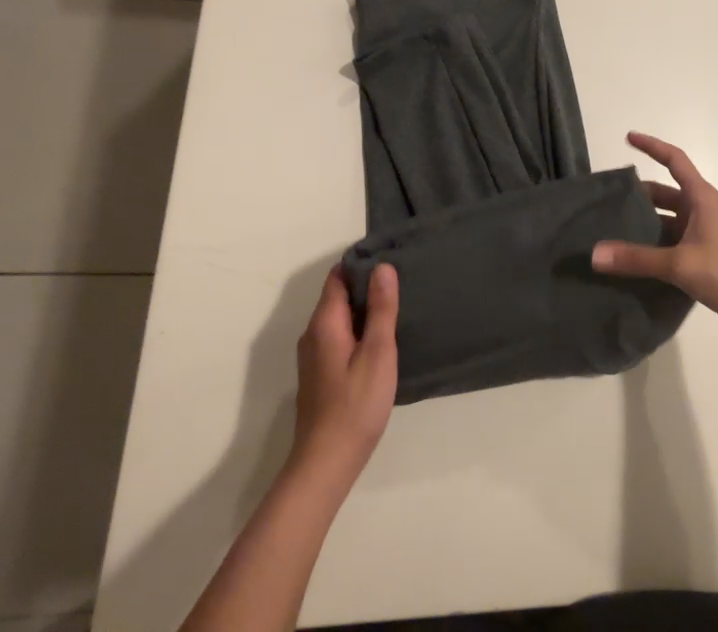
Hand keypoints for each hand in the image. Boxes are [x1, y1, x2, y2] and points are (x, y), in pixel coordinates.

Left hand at [291, 263, 398, 471]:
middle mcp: (313, 334)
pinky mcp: (321, 373)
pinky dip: (359, 329)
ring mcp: (314, 355)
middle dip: (366, 285)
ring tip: (398, 304)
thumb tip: (382, 267)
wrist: (327, 459)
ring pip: (340, 318)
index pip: (338, 277)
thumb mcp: (378, 353)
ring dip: (364, 308)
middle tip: (403, 279)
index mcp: (325, 324)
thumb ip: (381, 309)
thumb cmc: (357, 404)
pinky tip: (382, 339)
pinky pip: (340, 336)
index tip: (391, 257)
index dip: (362, 264)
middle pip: (337, 296)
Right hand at [592, 132, 717, 334]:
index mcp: (701, 198)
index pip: (675, 160)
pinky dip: (650, 245)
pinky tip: (628, 258)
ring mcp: (701, 233)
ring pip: (665, 219)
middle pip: (664, 192)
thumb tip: (594, 254)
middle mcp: (700, 209)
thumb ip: (636, 259)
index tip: (627, 138)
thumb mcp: (679, 264)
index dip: (652, 146)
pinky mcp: (700, 254)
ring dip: (642, 223)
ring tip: (608, 230)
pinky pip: (668, 241)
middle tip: (604, 201)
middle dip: (637, 195)